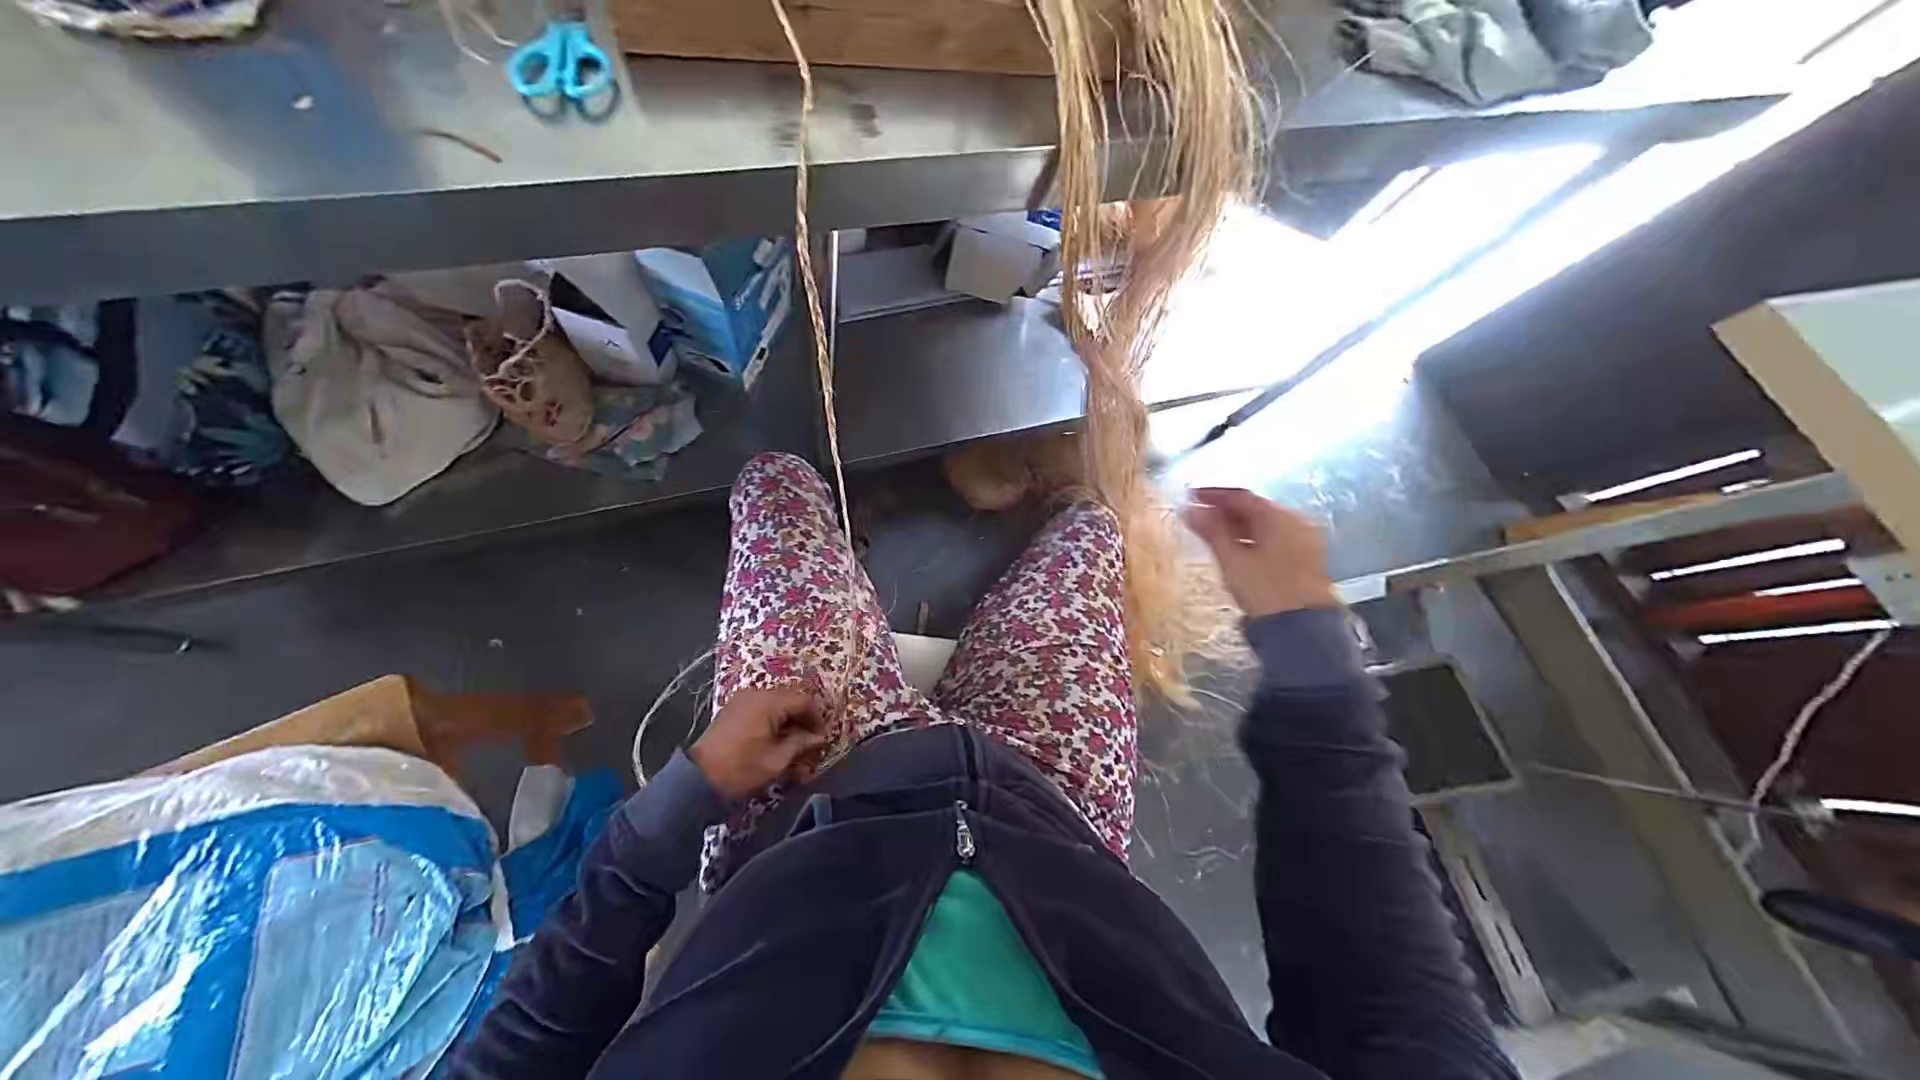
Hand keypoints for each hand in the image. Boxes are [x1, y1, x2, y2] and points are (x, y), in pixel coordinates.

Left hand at [689, 685, 828, 799]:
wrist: (697, 779)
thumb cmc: (742, 768)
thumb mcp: (777, 760)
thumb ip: (801, 743)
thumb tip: (817, 737)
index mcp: (768, 702)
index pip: (803, 701)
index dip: (817, 718)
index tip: (822, 738)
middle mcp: (755, 694)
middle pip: (790, 702)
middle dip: (802, 723)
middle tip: (810, 745)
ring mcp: (742, 702)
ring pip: (776, 707)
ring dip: (788, 725)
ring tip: (793, 749)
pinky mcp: (733, 712)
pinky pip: (761, 711)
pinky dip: (772, 724)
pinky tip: (776, 744)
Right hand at [1185, 487, 1337, 617]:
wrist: (1302, 626)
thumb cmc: (1265, 590)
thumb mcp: (1231, 560)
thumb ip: (1211, 530)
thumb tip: (1192, 510)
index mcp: (1278, 516)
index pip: (1241, 496)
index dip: (1214, 495)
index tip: (1192, 496)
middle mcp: (1296, 521)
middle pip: (1255, 508)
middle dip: (1225, 510)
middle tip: (1200, 515)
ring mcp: (1304, 538)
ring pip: (1265, 524)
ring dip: (1239, 525)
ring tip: (1214, 533)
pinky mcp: (1307, 556)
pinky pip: (1275, 537)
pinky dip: (1254, 537)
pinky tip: (1239, 548)